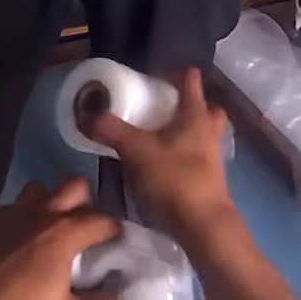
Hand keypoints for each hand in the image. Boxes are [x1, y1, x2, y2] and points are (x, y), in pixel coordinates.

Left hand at [0, 179, 127, 299]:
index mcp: (64, 234)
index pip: (102, 219)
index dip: (116, 230)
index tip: (120, 243)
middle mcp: (41, 216)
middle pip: (73, 185)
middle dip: (87, 202)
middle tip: (88, 230)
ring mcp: (11, 217)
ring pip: (39, 188)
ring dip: (52, 201)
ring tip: (55, 228)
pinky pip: (12, 207)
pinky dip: (23, 215)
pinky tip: (22, 239)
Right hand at [89, 68, 240, 248]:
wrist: (204, 226)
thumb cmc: (175, 179)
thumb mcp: (136, 151)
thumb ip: (111, 130)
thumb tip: (87, 115)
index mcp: (196, 115)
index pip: (192, 82)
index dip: (177, 74)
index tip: (156, 75)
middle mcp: (209, 131)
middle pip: (207, 108)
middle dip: (191, 103)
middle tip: (168, 106)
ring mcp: (214, 155)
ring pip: (206, 132)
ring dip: (190, 129)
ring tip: (164, 134)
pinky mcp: (211, 177)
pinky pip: (201, 154)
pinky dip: (187, 152)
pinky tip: (167, 161)